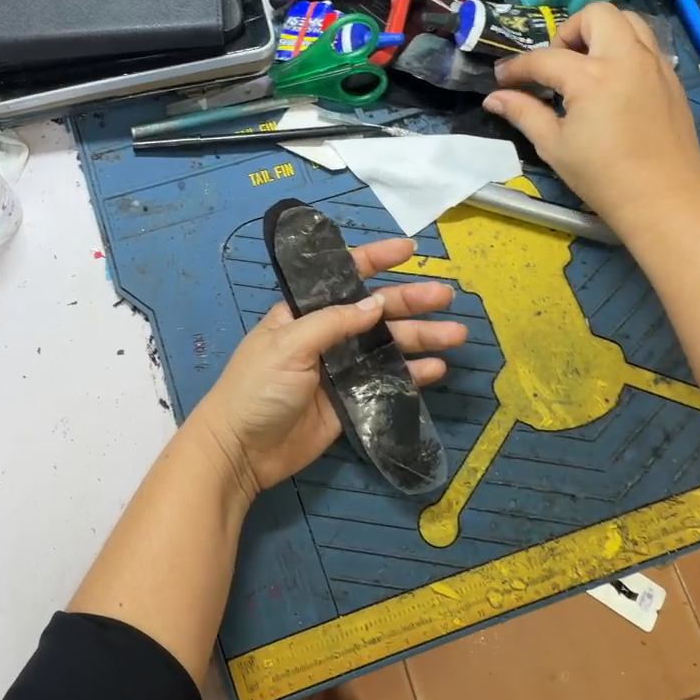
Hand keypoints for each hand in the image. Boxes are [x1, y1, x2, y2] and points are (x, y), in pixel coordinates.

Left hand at [189, 238, 467, 497]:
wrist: (242, 449)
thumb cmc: (256, 387)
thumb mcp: (289, 345)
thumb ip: (333, 323)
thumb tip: (376, 302)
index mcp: (305, 313)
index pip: (344, 277)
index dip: (376, 260)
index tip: (409, 250)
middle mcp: (327, 335)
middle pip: (376, 311)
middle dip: (412, 301)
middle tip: (447, 295)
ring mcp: (341, 368)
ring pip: (388, 345)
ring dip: (421, 338)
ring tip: (457, 334)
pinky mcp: (351, 400)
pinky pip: (388, 381)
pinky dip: (412, 374)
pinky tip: (437, 368)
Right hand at [482, 2, 699, 225]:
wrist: (664, 197)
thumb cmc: (602, 176)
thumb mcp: (553, 145)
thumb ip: (524, 113)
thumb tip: (494, 97)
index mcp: (592, 77)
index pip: (544, 58)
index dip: (517, 68)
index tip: (502, 79)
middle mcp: (626, 59)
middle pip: (596, 15)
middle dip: (569, 31)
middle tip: (557, 64)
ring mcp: (654, 65)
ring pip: (629, 21)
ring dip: (601, 33)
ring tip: (586, 66)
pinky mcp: (671, 78)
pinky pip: (647, 45)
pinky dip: (624, 50)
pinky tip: (611, 84)